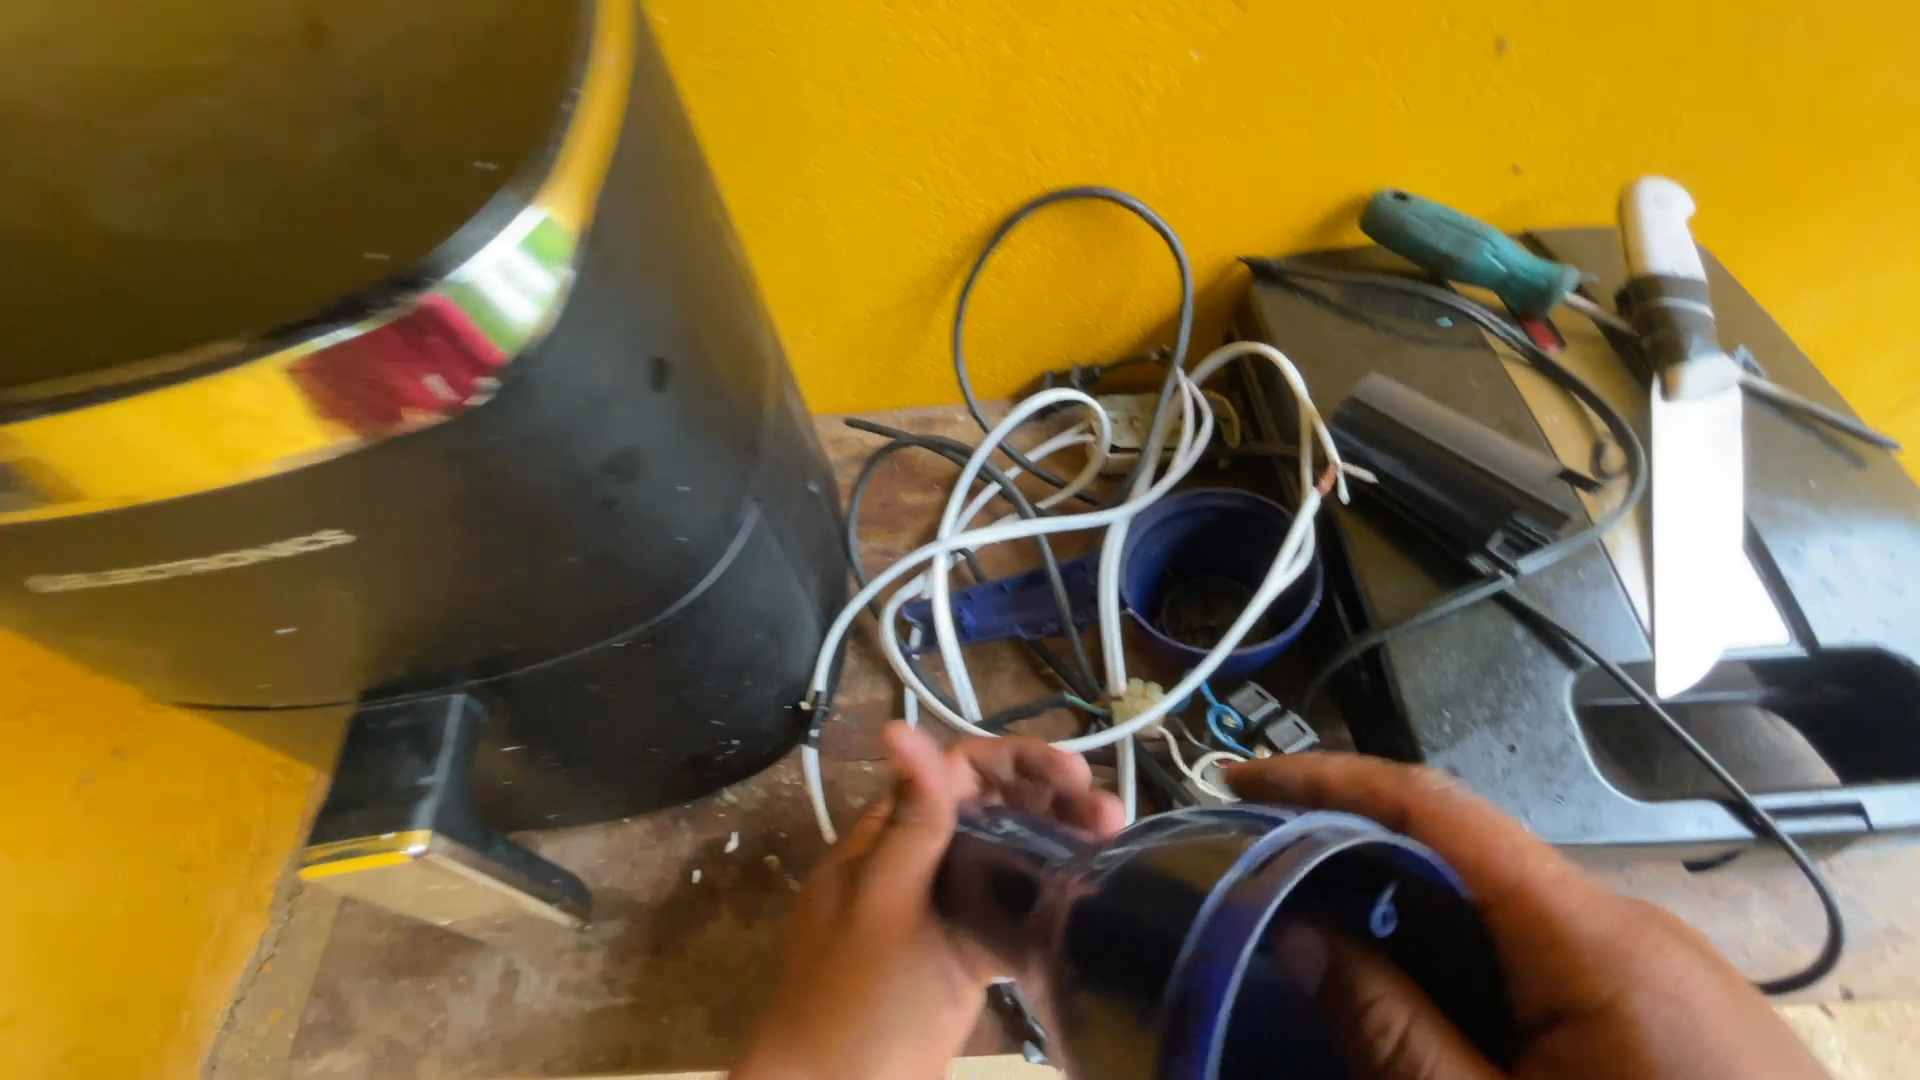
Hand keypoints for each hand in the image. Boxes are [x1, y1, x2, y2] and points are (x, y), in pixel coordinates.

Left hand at [734, 725, 1123, 1079]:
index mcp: (894, 830)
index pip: (959, 770)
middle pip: (994, 805)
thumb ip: (911, 819)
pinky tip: (1090, 891)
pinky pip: (1014, 904)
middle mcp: (923, 854)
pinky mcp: (969, 946)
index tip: (1071, 772)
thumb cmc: (855, 996)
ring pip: (1009, 850)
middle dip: (1051, 797)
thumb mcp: (887, 902)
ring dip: (1060, 838)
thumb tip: (897, 726)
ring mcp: (948, 901)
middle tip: (1106, 811)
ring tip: (1113, 837)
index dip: (1016, 761)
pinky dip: (1050, 892)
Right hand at [1226, 753, 1826, 1079]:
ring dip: (1395, 893)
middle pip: (1457, 844)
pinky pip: (1529, 942)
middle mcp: (1629, 925)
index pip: (1435, 805)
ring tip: (1316, 918)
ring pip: (1488, 895)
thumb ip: (1389, 1029)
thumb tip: (1296, 929)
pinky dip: (1449, 941)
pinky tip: (1410, 982)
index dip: (1327, 777)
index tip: (1242, 779)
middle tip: (1258, 858)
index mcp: (1595, 938)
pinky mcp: (1666, 1007)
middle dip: (1349, 840)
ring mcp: (1655, 966)